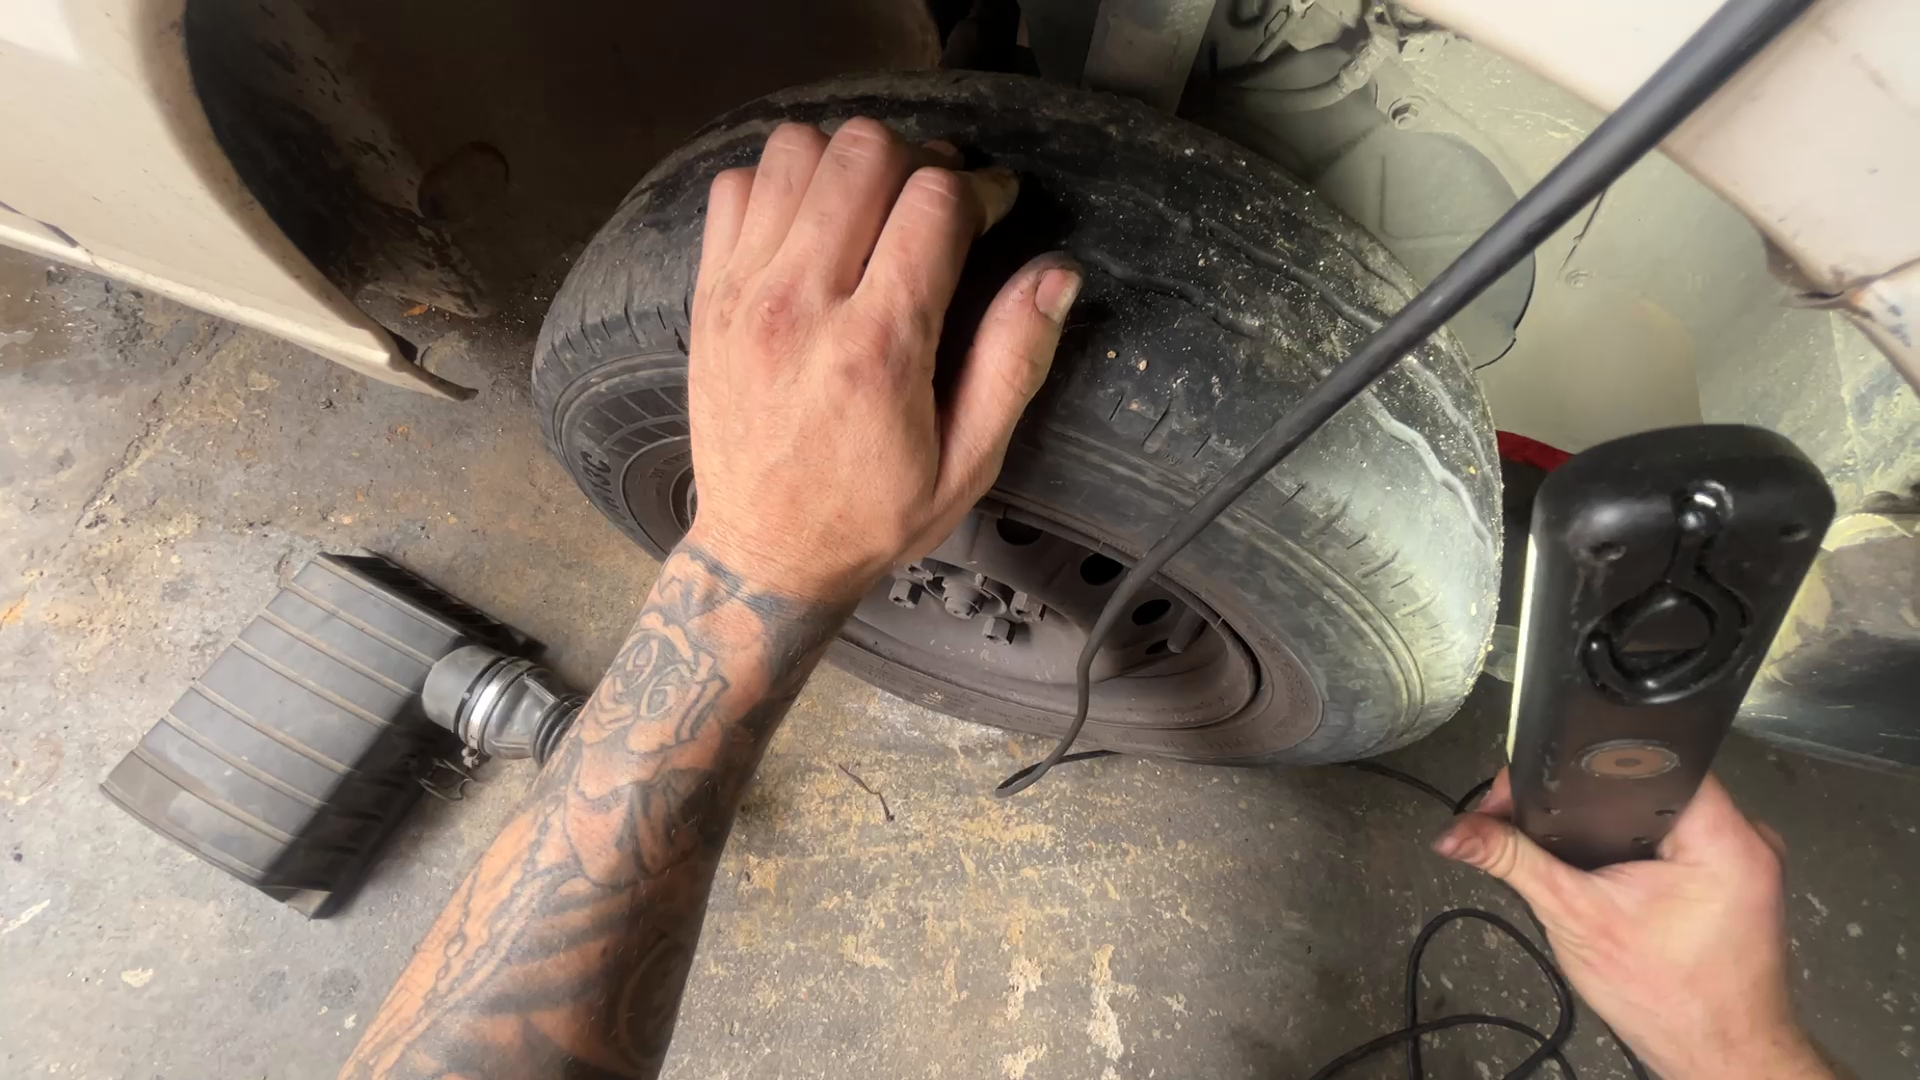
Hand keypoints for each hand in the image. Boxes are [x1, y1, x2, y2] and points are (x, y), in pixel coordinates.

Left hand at [683, 118, 1082, 603]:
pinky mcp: (709, 297)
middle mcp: (802, 305)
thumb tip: (1057, 273)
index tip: (994, 208)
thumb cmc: (874, 517)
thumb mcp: (967, 465)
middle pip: (865, 153)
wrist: (766, 553)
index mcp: (878, 350)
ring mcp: (744, 294)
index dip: (981, 189)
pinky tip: (812, 226)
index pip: (935, 204)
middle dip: (919, 161)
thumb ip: (1013, 365)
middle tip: (939, 204)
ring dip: (850, 163)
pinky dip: (782, 183)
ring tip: (876, 209)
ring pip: (797, 151)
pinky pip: (736, 186)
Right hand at [1435, 770, 1832, 1079]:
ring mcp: (1731, 857)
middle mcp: (1737, 836)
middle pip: (1630, 780)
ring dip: (1584, 817)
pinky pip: (1649, 832)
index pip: (1641, 761)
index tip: (1520, 789)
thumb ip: (1508, 859)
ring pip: (1636, 806)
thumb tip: (1448, 833)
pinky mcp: (1716, 876)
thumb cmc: (1665, 993)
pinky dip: (1608, 838)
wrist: (1719, 1061)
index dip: (1572, 762)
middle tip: (1514, 817)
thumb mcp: (1572, 915)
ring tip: (1541, 837)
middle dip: (1565, 795)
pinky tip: (1579, 858)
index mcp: (1722, 836)